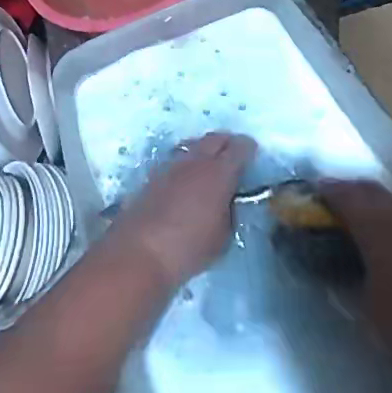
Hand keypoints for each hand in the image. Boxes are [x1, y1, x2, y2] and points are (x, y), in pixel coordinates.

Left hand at [102, 133, 254, 290]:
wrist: (138, 253)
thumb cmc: (189, 248)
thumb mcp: (224, 235)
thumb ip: (230, 211)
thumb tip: (227, 200)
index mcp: (220, 172)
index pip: (240, 147)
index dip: (249, 149)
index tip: (253, 155)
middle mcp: (196, 161)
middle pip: (215, 138)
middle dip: (227, 142)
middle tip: (234, 155)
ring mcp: (171, 166)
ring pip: (193, 146)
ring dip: (205, 150)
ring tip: (210, 166)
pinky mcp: (152, 177)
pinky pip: (177, 160)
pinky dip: (187, 164)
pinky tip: (187, 180)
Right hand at [319, 181, 391, 378]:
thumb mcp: (371, 312)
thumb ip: (348, 285)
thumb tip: (335, 272)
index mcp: (380, 223)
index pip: (343, 193)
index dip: (321, 192)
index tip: (303, 199)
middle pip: (371, 193)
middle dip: (347, 199)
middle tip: (327, 216)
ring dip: (374, 216)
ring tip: (358, 240)